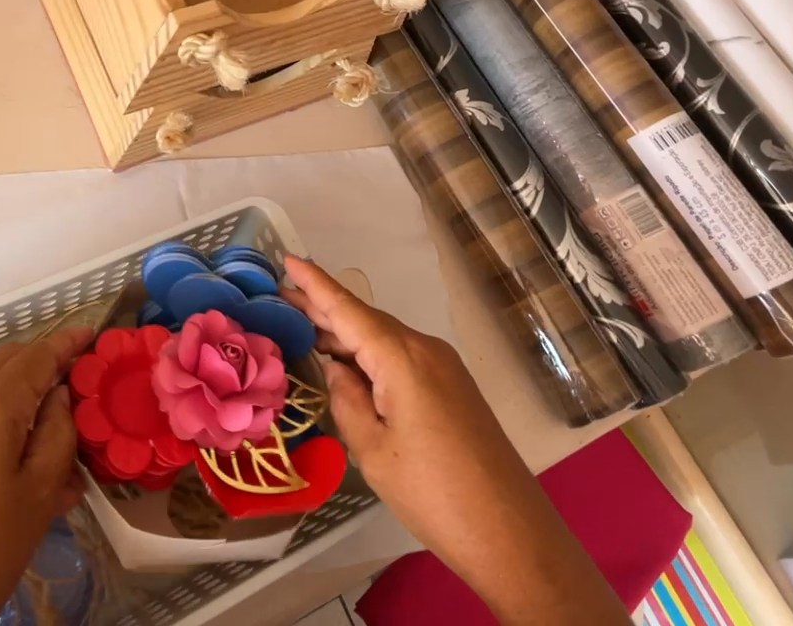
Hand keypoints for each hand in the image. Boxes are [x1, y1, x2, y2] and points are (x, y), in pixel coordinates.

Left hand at [0, 326, 92, 625]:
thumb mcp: (40, 491)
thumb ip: (58, 430)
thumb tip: (58, 396)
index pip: (38, 354)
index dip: (67, 343)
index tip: (91, 335)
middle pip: (6, 361)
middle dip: (42, 363)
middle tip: (76, 383)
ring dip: (18, 394)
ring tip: (51, 434)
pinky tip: (15, 460)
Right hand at [281, 255, 624, 624]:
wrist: (510, 532)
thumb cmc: (433, 493)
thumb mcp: (372, 449)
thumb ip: (347, 400)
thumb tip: (337, 368)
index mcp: (402, 358)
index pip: (348, 311)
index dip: (315, 285)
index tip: (289, 259)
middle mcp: (425, 349)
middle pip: (366, 319)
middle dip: (324, 308)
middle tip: (281, 298)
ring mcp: (443, 366)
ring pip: (384, 337)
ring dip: (346, 333)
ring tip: (304, 326)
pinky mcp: (452, 386)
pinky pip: (401, 356)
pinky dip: (369, 352)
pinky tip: (348, 361)